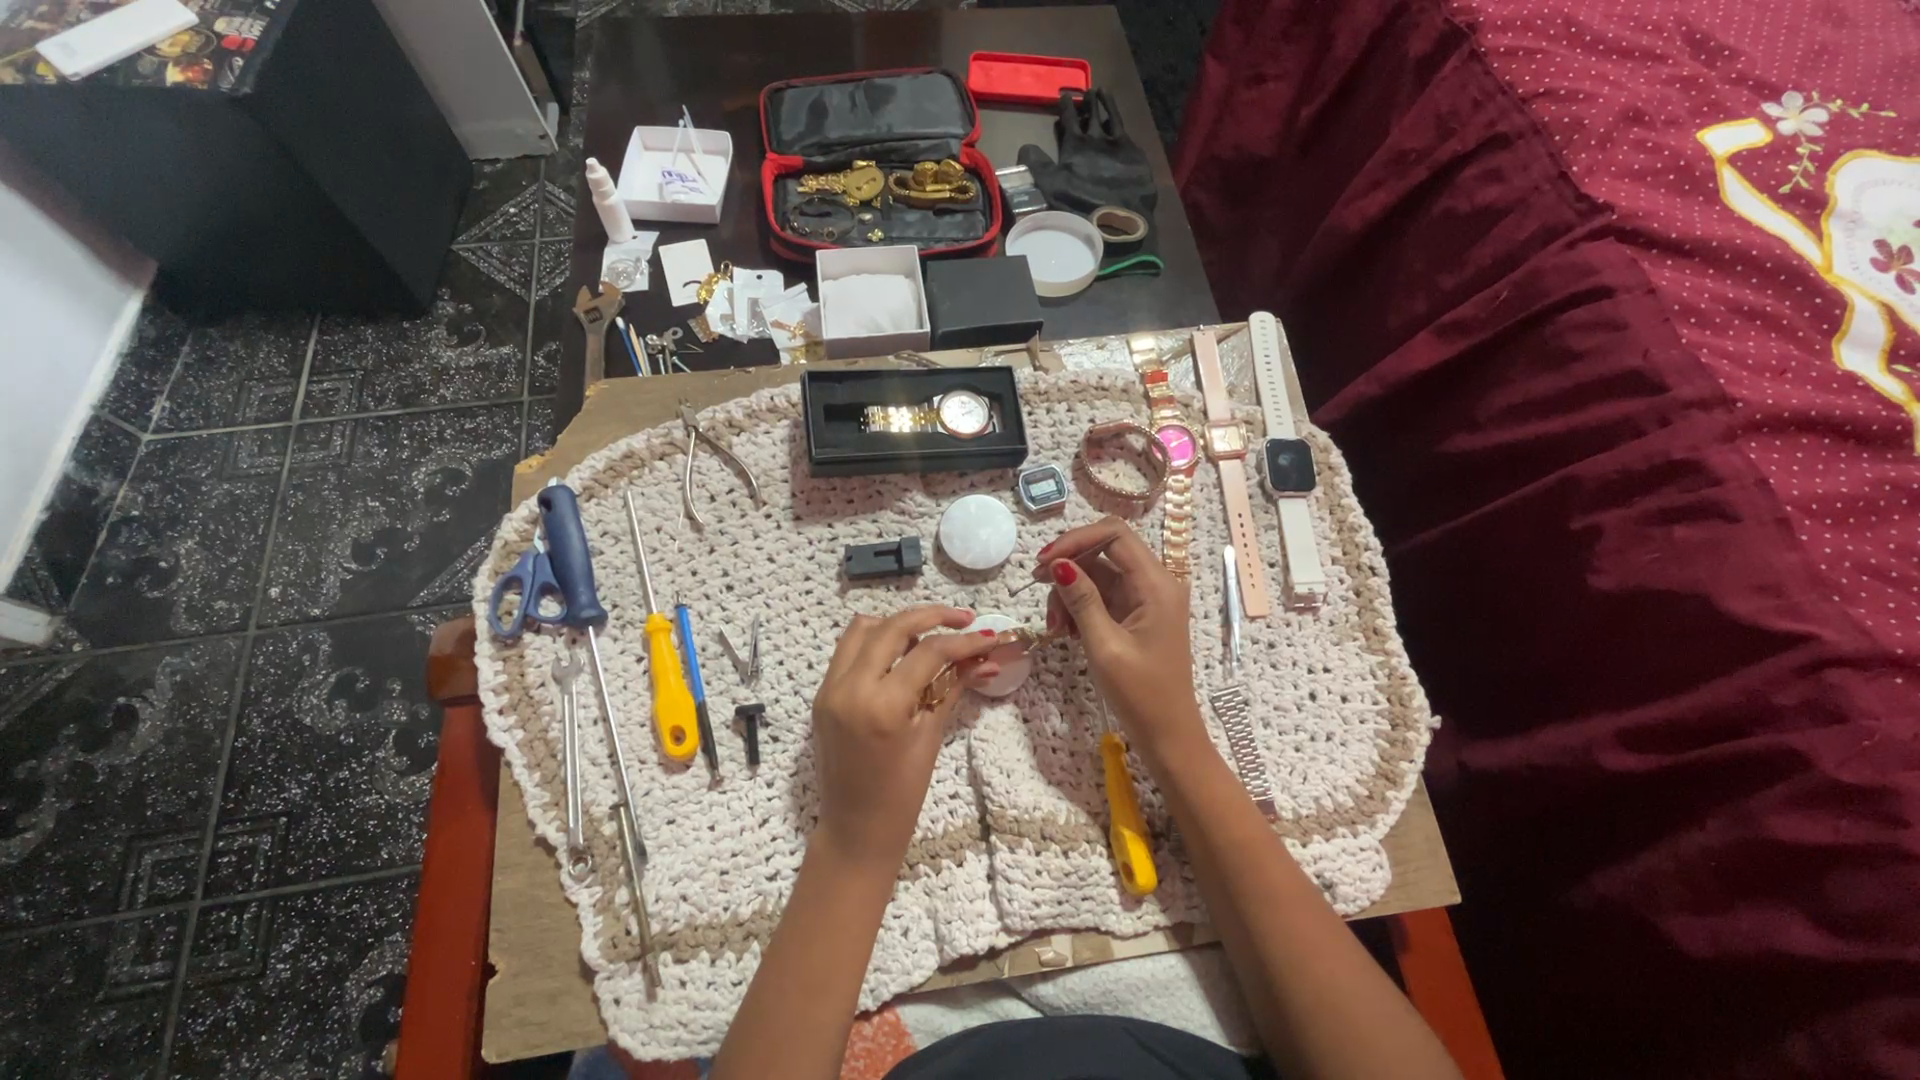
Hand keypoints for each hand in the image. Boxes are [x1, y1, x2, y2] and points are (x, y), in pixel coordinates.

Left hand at [810, 605, 1002, 868]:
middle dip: (932, 616)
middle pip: (893, 626)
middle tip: (964, 619)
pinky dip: (874, 641)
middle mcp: (850, 687)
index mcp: (882, 705)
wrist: (855, 828)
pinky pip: (847, 650)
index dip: (964, 640)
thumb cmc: (902, 793)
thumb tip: (988, 657)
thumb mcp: (931, 735)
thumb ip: (954, 686)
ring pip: (863, 629)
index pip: (929, 652)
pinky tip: (900, 653)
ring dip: (898, 623)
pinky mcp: (822, 693)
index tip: (990, 635)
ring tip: (929, 633)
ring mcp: (830, 688)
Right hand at [1034, 517, 1204, 757]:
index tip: (1044, 562)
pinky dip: (1080, 607)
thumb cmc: (1140, 693)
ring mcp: (1145, 598)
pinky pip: (1102, 595)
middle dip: (1068, 568)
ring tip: (1056, 628)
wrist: (1167, 732)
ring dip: (1070, 592)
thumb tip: (1057, 564)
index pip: (1114, 534)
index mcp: (1156, 584)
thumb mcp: (1104, 645)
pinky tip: (1067, 632)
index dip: (1075, 539)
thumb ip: (1082, 600)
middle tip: (1039, 589)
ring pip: (1097, 574)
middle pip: (1103, 551)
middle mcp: (1155, 582)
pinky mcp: (1135, 613)